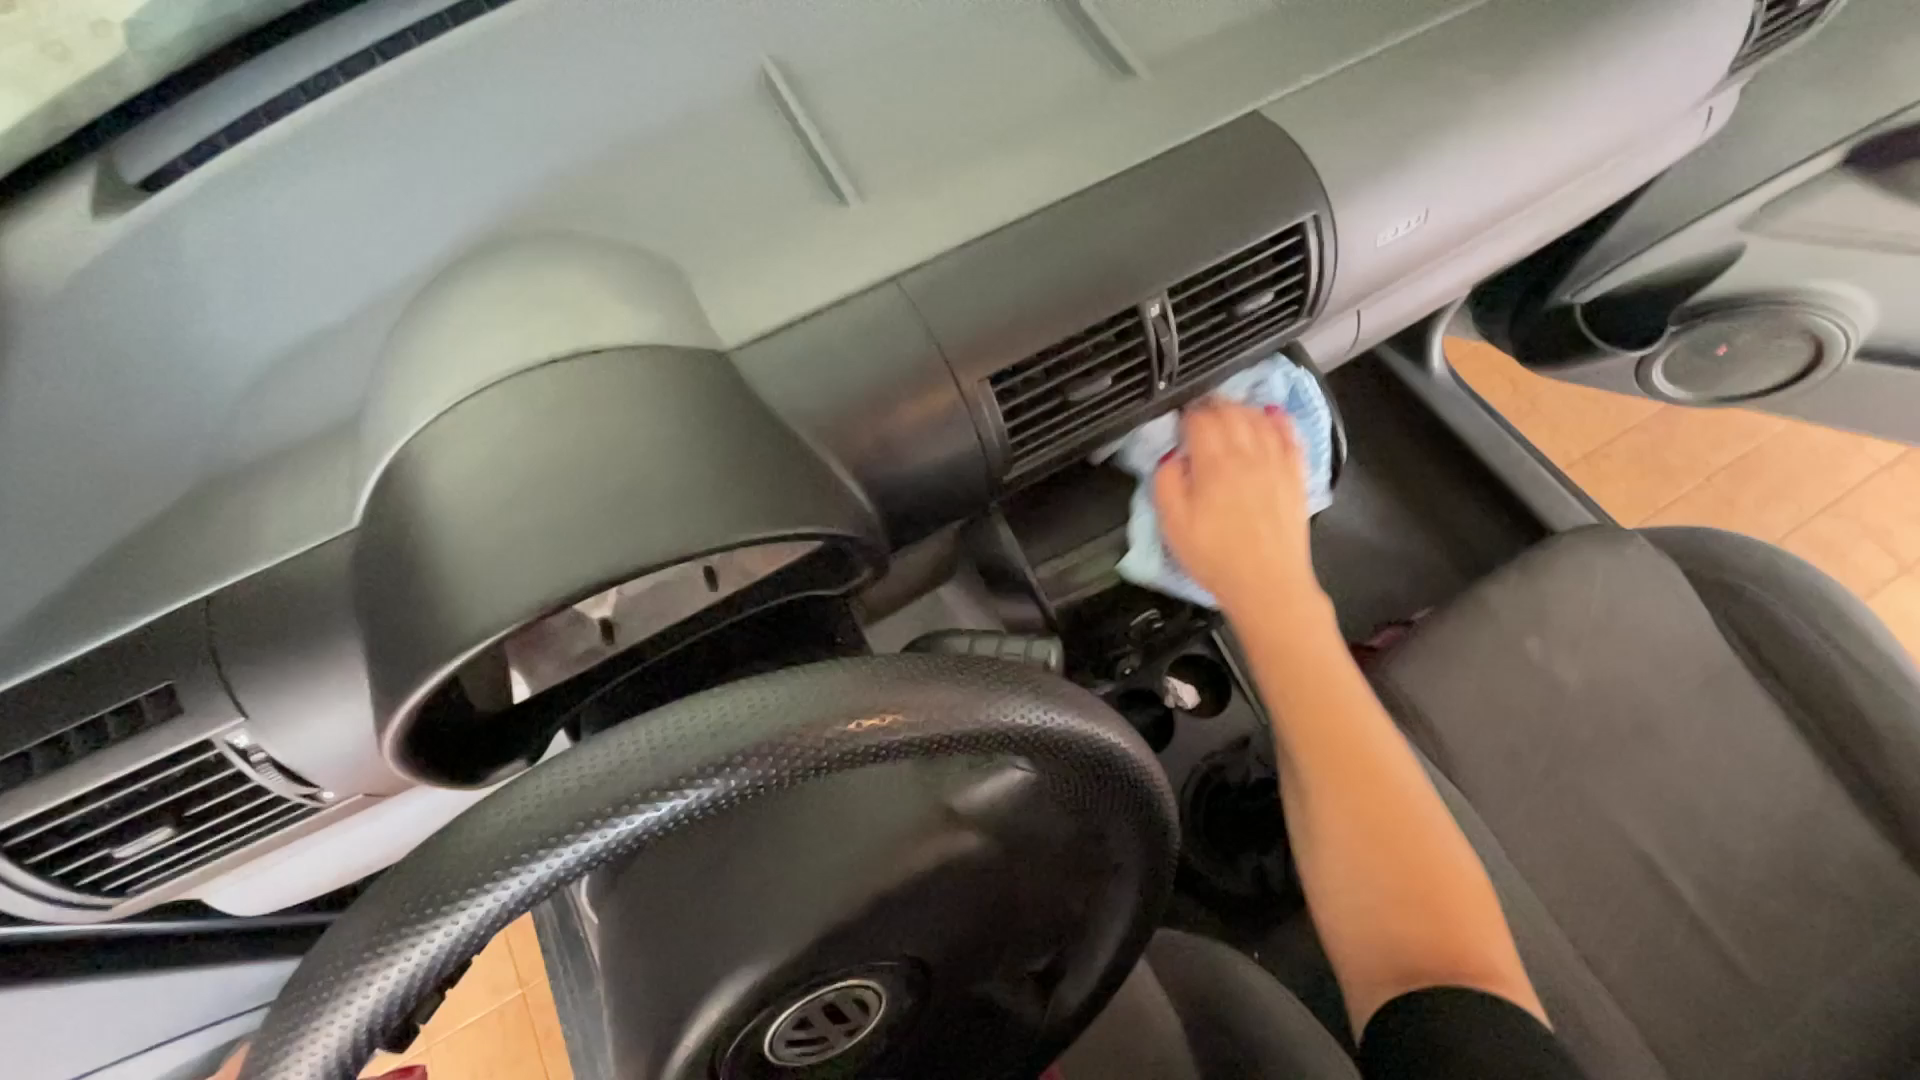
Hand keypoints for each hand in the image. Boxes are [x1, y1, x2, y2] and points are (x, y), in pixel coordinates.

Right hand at [1153, 402, 1324, 616]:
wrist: (1267, 584)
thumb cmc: (1215, 557)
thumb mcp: (1173, 524)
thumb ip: (1165, 482)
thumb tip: (1171, 458)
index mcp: (1214, 464)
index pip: (1200, 419)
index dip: (1186, 414)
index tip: (1178, 422)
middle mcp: (1248, 455)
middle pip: (1230, 412)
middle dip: (1212, 406)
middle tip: (1199, 414)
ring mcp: (1276, 463)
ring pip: (1259, 418)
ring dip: (1240, 409)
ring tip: (1228, 413)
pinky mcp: (1295, 475)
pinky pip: (1289, 435)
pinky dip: (1278, 421)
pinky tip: (1270, 417)